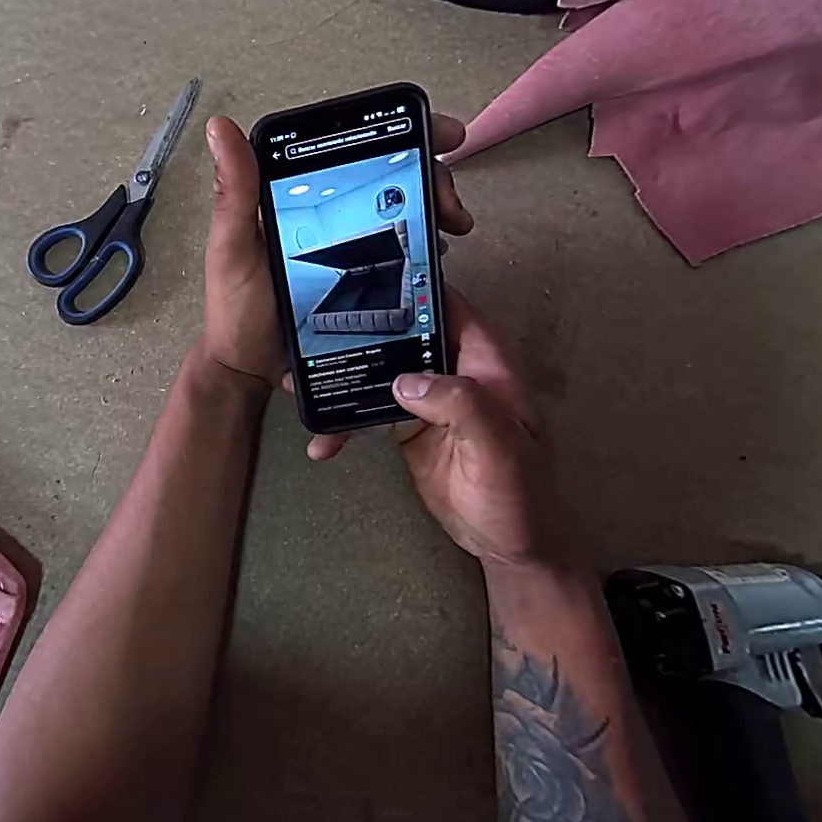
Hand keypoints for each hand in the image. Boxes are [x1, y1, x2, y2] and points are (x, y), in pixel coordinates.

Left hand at [199, 114, 474, 386]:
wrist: (253, 366)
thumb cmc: (237, 310)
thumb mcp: (234, 249)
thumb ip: (234, 194)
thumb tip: (223, 130)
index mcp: (293, 196)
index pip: (349, 150)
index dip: (398, 135)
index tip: (438, 134)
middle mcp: (323, 213)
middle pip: (386, 175)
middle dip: (429, 176)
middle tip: (448, 201)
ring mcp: (342, 243)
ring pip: (397, 208)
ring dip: (431, 205)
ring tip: (450, 221)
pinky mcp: (356, 273)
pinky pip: (394, 246)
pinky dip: (419, 240)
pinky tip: (433, 247)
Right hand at [313, 289, 562, 567]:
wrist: (508, 544)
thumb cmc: (520, 494)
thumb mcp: (499, 447)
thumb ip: (461, 405)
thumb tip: (404, 380)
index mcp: (484, 361)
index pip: (446, 305)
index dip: (411, 286)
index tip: (366, 277)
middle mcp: (453, 371)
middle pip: (403, 334)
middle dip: (361, 333)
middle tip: (313, 331)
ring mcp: (428, 399)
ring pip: (381, 372)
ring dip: (344, 378)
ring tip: (300, 383)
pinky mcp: (408, 427)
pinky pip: (370, 414)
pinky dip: (345, 423)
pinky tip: (323, 441)